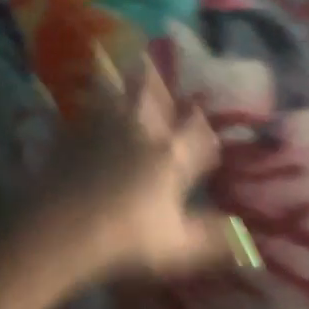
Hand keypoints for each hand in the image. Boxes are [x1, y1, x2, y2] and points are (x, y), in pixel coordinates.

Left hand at [27, 63, 236, 285]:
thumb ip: (214, 237)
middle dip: (154, 82)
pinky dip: (84, 100)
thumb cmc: (128, 237)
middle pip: (150, 97)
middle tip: (150, 62)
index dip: (201, 123)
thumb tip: (245, 235)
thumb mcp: (180, 246)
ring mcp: (99, 127)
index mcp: (170, 156)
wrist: (64, 221)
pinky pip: (80, 108)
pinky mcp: (68, 131)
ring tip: (114, 64)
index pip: (195, 133)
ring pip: (113, 94)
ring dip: (117, 80)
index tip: (202, 112)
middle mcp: (138, 132)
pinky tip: (82, 97)